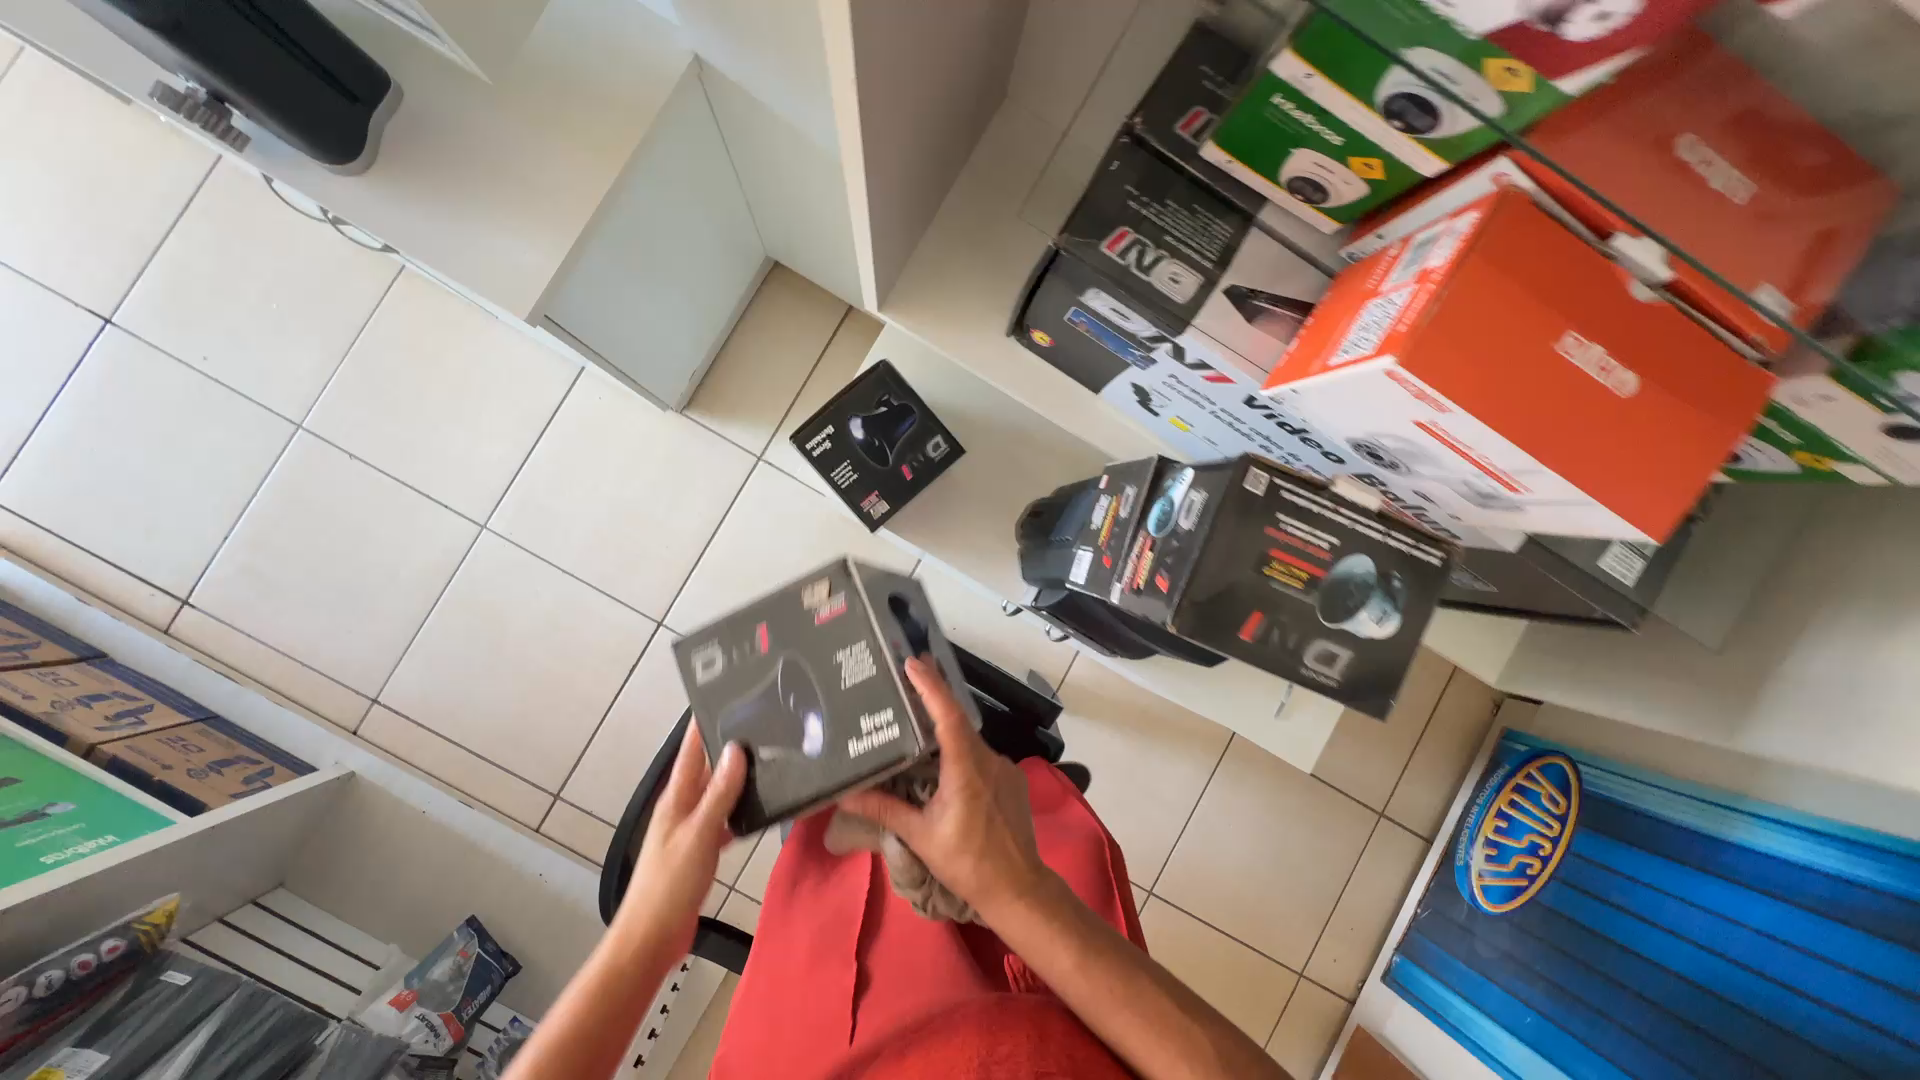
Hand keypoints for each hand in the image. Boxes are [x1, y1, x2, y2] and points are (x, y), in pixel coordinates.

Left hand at [614, 726, 745, 956]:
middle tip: (758, 725)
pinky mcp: (698, 852)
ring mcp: (689, 831)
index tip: (718, 697)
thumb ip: (718, 794)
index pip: (689, 752)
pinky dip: (737, 813)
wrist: (652, 937)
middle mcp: (681, 809)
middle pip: (705, 770)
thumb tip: (735, 749)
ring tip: (766, 761)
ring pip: (716, 795)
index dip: (700, 725)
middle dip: (726, 747)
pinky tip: (756, 813)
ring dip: (734, 780)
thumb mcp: (699, 834)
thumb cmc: (670, 883)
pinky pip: (721, 821)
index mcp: (675, 800)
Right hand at [839, 657, 1052, 921]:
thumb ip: (885, 809)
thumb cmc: (967, 862)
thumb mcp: (920, 836)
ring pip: (970, 742)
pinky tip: (945, 764)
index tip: (913, 663)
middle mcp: (989, 759)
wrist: (1018, 888)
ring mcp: (1004, 769)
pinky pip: (982, 758)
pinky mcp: (1012, 781)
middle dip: (934, 701)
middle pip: (958, 723)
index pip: (948, 715)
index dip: (931, 686)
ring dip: (947, 732)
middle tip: (909, 679)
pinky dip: (962, 753)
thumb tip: (845, 795)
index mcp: (966, 768)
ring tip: (918, 724)